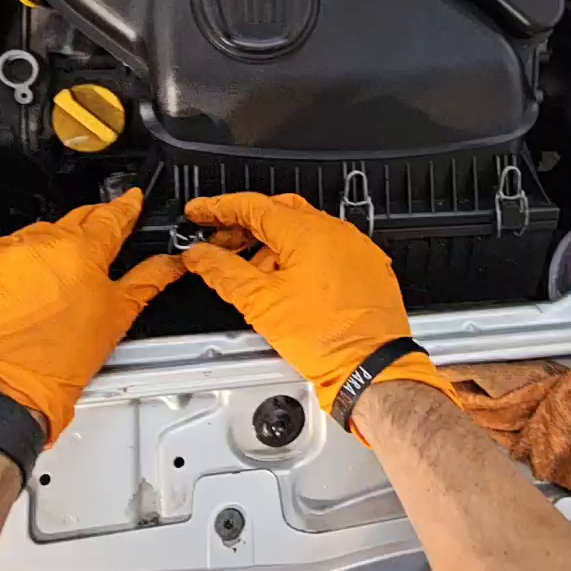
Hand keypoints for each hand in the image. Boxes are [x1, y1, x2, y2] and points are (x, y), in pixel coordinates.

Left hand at [0, 189, 181, 443]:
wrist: (2, 392)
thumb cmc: (58, 362)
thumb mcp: (117, 317)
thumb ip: (147, 279)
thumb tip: (170, 263)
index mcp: (82, 249)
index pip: (111, 215)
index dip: (126, 207)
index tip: (130, 200)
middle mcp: (39, 242)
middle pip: (71, 223)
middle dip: (85, 232)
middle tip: (92, 252)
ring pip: (30, 240)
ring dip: (42, 255)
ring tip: (47, 290)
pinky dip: (3, 270)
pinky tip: (12, 295)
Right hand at [181, 193, 455, 428]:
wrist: (371, 364)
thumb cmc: (326, 338)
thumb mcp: (261, 303)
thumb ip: (224, 272)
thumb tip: (201, 256)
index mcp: (306, 232)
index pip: (253, 205)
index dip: (219, 207)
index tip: (199, 212)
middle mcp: (334, 230)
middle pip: (278, 212)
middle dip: (244, 226)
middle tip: (219, 242)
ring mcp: (353, 245)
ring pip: (302, 230)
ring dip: (271, 244)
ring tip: (250, 272)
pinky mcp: (365, 263)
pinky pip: (325, 247)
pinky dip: (299, 256)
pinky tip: (286, 281)